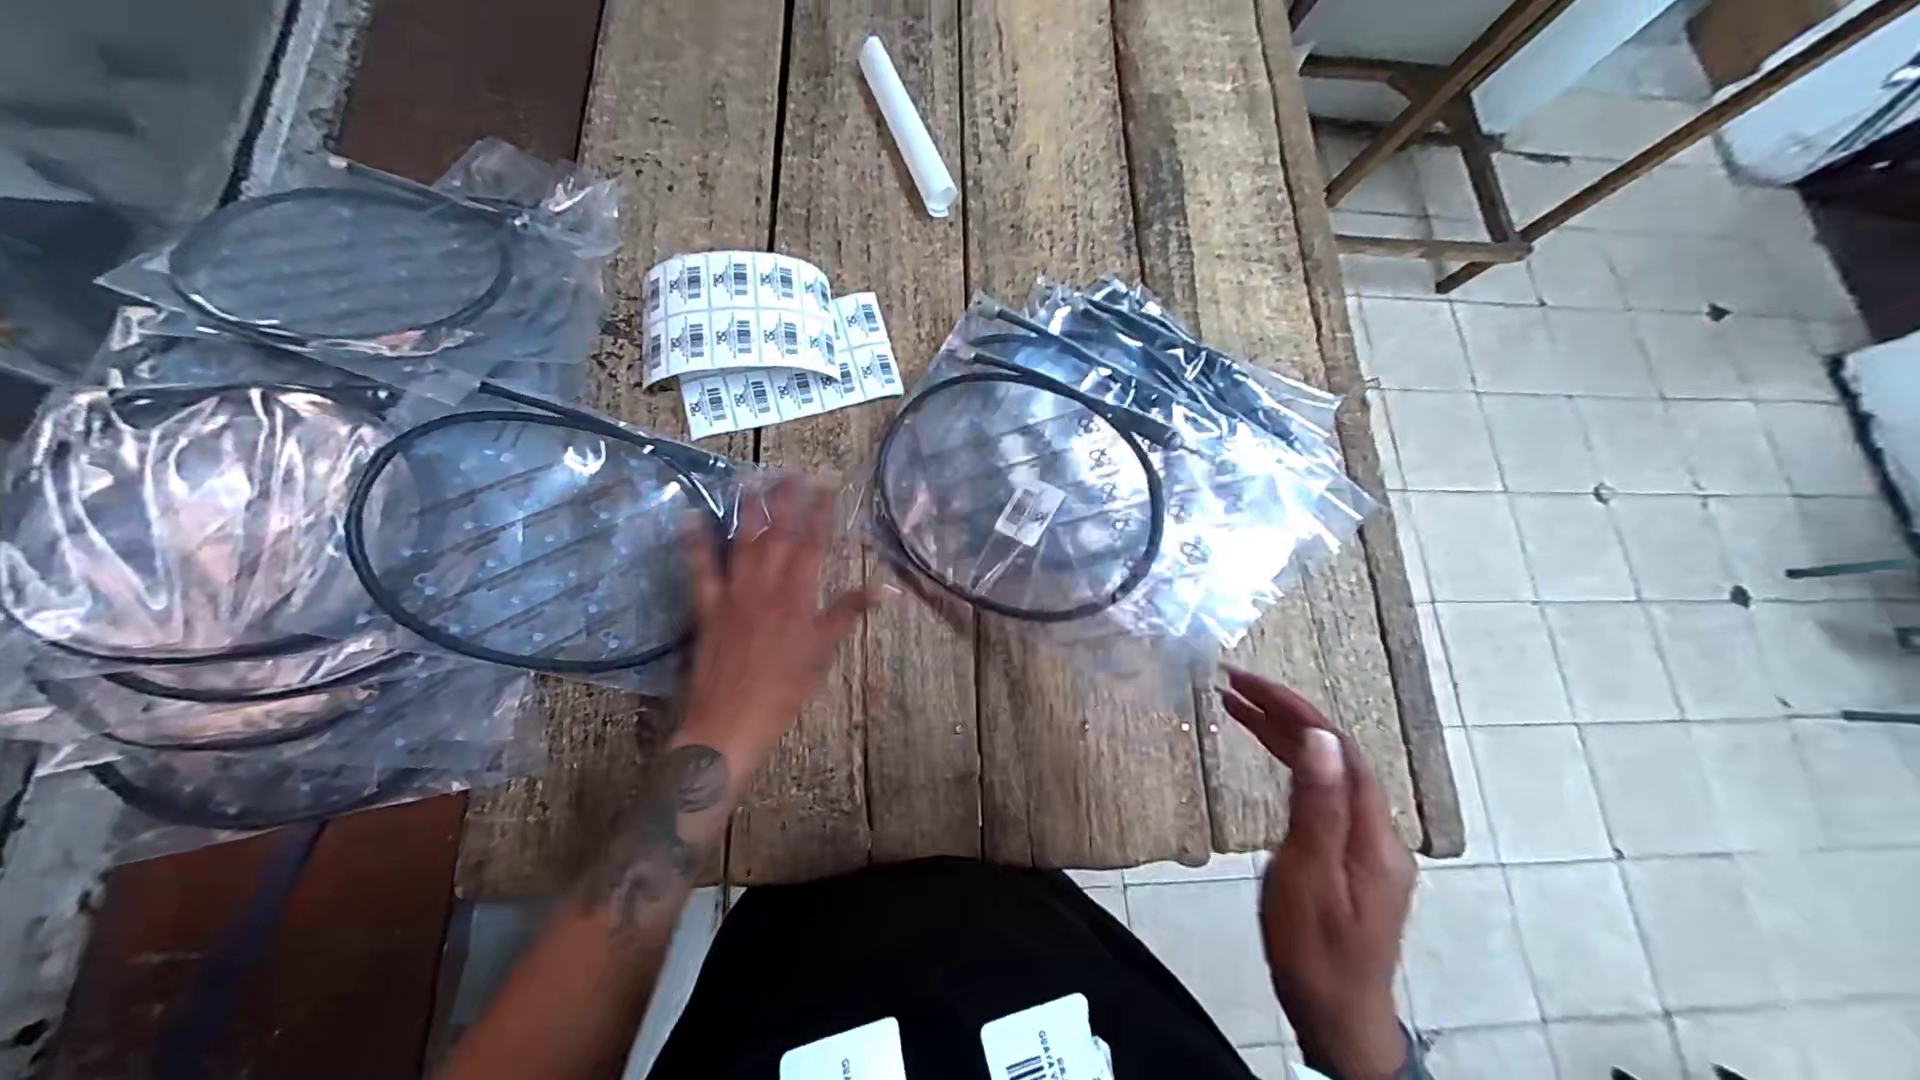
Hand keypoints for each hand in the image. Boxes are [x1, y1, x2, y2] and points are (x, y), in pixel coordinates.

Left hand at [680, 476, 873, 762]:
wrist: (731, 720)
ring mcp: (733, 593)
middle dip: (787, 499)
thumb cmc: (785, 690)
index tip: (827, 485)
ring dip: (748, 509)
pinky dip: (695, 542)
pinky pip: (700, 568)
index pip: (813, 544)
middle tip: (791, 469)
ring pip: (742, 542)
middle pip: (778, 534)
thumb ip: (846, 614)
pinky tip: (691, 516)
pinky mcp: (707, 606)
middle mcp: (766, 586)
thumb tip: (880, 589)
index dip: (822, 512)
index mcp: (798, 596)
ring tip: (751, 478)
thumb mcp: (823, 653)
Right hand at [1219, 667, 1415, 1079]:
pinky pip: (1321, 791)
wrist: (1337, 1015)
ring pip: (1326, 769)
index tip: (1246, 683)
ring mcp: (1364, 840)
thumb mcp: (1308, 876)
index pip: (1337, 746)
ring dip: (1284, 733)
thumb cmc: (1313, 948)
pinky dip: (1291, 763)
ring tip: (1236, 706)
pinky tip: (1268, 752)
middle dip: (1283, 712)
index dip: (1293, 707)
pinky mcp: (1349, 852)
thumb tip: (1320, 737)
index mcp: (1371, 830)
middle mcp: (1375, 826)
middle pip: (1332, 752)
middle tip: (1231, 685)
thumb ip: (1316, 806)